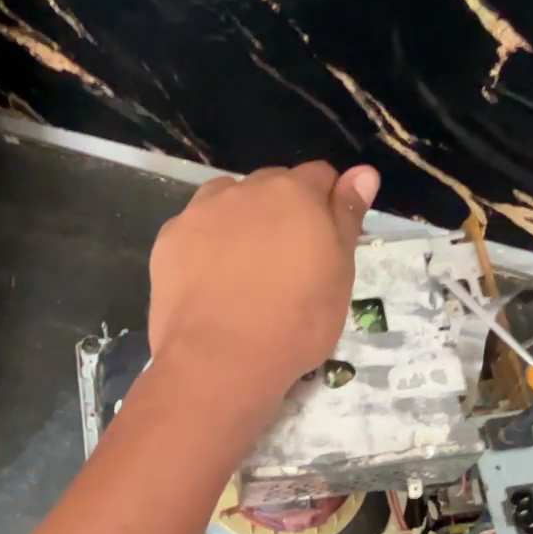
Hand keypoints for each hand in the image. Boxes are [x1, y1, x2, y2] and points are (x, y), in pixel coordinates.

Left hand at [148, 162, 378, 397]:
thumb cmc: (295, 324)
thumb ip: (346, 219)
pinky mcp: (169, 241)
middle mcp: (246, 190)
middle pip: (271, 186)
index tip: (324, 242)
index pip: (320, 177)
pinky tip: (208, 281)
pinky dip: (204, 245)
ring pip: (227, 201)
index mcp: (295, 194)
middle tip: (284, 263)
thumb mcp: (338, 276)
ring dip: (240, 220)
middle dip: (281, 212)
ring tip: (243, 269)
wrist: (220, 361)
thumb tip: (363, 172)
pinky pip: (193, 229)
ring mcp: (201, 213)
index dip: (326, 206)